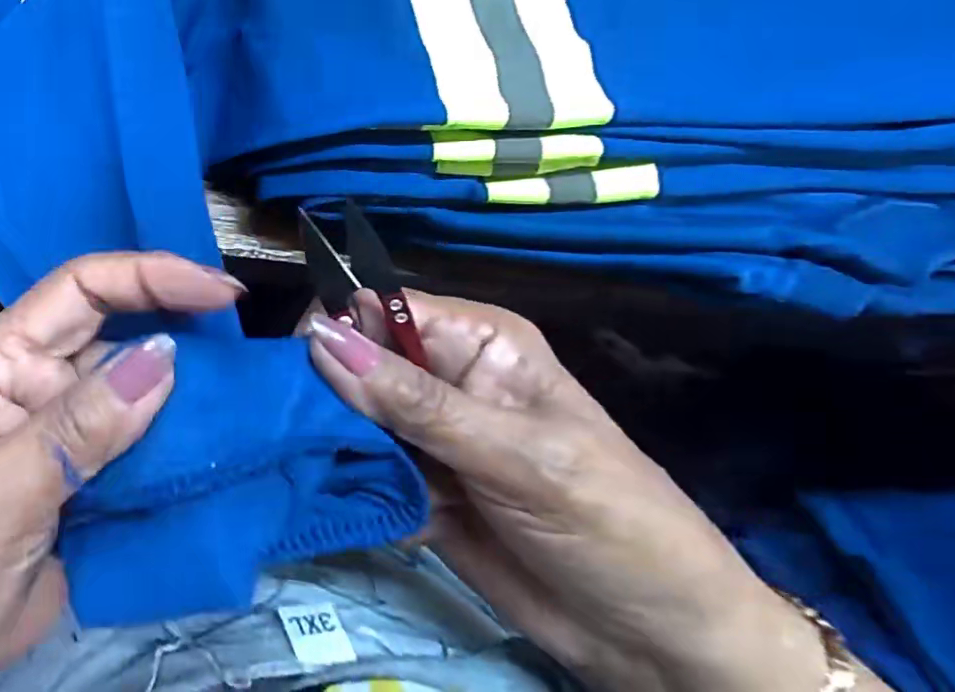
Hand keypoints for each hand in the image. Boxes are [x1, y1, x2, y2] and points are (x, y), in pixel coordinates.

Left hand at [0, 252, 244, 691]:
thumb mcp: (2, 492)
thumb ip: (78, 427)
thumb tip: (164, 356)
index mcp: (1, 357)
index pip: (78, 289)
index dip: (147, 277)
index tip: (213, 288)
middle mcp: (39, 372)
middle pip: (114, 318)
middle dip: (175, 307)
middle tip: (236, 315)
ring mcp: (70, 414)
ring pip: (138, 369)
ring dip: (187, 367)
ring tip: (240, 368)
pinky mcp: (96, 455)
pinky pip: (148, 422)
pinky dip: (184, 419)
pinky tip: (220, 418)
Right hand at [306, 291, 888, 691]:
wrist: (662, 646)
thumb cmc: (612, 525)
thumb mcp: (515, 454)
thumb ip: (414, 400)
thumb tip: (321, 338)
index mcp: (475, 341)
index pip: (382, 308)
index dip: (336, 326)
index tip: (293, 368)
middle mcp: (442, 378)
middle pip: (357, 361)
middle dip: (325, 390)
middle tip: (293, 427)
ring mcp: (427, 436)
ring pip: (350, 417)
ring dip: (331, 441)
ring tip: (307, 467)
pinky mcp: (416, 487)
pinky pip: (361, 470)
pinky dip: (348, 486)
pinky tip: (339, 503)